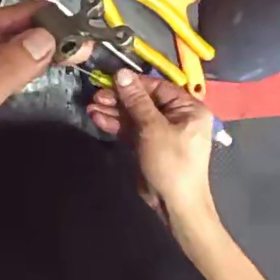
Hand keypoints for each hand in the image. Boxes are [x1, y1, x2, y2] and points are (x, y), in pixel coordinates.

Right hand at [86, 69, 214, 221]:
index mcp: (189, 108)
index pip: (158, 88)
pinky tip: (98, 118)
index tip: (111, 80)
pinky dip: (117, 125)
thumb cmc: (172, 163)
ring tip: (91, 107)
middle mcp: (177, 117)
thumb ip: (136, 101)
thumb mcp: (153, 128)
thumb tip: (122, 73)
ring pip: (135, 116)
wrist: (176, 205)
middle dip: (120, 99)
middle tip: (96, 96)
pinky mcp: (149, 145)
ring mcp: (162, 132)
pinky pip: (132, 130)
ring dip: (114, 111)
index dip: (134, 84)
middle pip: (144, 101)